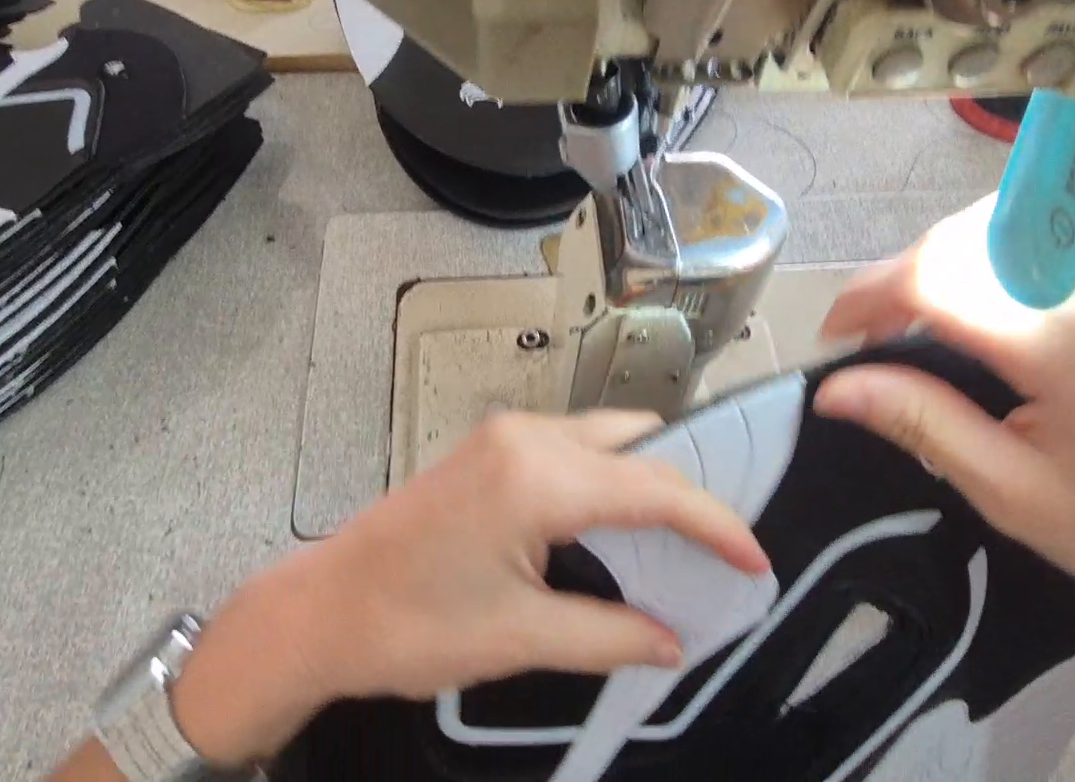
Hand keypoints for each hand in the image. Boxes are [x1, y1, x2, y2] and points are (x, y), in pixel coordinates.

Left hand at [168, 410, 767, 763]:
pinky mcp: (490, 445)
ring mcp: (505, 433)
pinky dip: (607, 474)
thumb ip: (610, 635)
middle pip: (636, 441)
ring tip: (677, 535)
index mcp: (537, 476)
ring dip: (645, 476)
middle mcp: (526, 435)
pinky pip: (572, 445)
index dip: (714, 521)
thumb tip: (672, 641)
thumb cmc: (410, 625)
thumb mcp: (520, 637)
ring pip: (605, 437)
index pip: (654, 487)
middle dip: (685, 484)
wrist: (321, 609)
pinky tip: (618, 519)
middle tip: (717, 542)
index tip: (752, 557)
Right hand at [812, 200, 1074, 638]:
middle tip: (871, 340)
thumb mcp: (1010, 493)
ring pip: (998, 235)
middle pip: (963, 240)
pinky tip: (976, 325)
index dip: (867, 296)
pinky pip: (1035, 253)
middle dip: (898, 278)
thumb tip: (834, 387)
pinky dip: (983, 271)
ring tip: (915, 330)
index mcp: (1065, 348)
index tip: (833, 340)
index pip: (937, 277)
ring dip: (939, 268)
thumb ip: (919, 422)